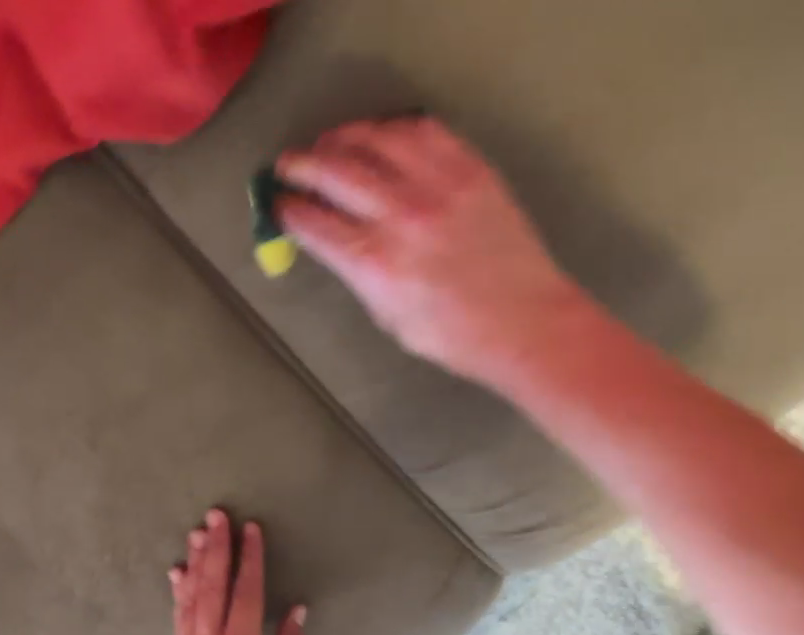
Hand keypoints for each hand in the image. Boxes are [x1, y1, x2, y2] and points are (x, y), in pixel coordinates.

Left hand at [166, 509, 305, 634]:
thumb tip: (296, 610)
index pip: (247, 592)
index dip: (250, 557)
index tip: (251, 529)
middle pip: (213, 586)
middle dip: (216, 548)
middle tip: (216, 515)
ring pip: (190, 598)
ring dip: (195, 563)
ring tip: (197, 533)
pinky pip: (177, 620)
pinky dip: (178, 594)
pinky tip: (177, 575)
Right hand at [276, 116, 591, 383]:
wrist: (525, 321)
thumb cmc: (454, 336)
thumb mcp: (390, 318)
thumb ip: (357, 275)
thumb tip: (330, 240)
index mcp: (374, 264)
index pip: (311, 220)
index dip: (286, 209)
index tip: (279, 204)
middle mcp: (399, 216)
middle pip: (331, 169)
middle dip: (299, 164)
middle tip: (288, 165)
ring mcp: (436, 185)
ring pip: (371, 137)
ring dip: (340, 136)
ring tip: (330, 144)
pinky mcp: (469, 168)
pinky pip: (420, 129)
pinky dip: (391, 129)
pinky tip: (382, 140)